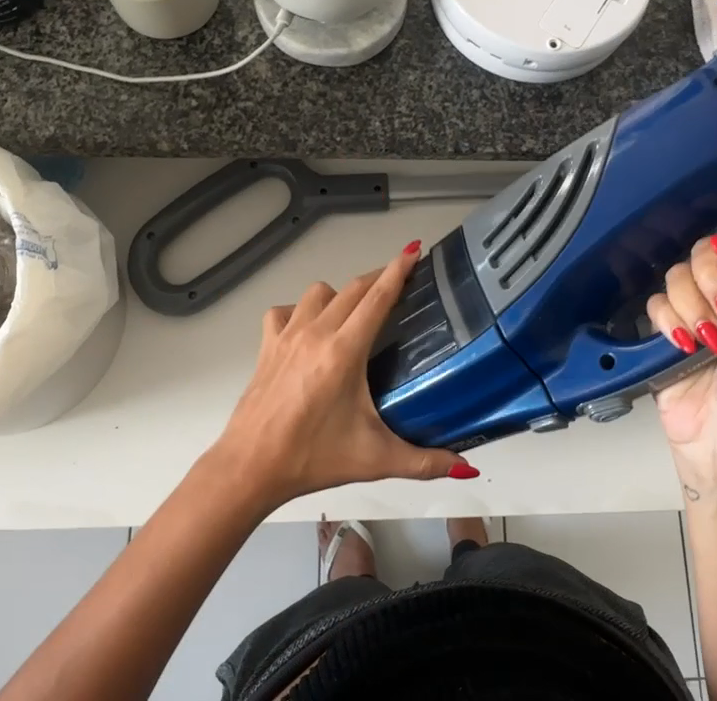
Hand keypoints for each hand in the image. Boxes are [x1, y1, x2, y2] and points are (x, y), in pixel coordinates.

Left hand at [211, 243, 471, 508]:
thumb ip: (424, 462)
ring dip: (340, 294)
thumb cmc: (313, 458)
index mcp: (344, 351)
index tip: (414, 249)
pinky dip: (299, 311)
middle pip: (353, 288)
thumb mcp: (375, 460)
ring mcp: (287, 336)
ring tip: (355, 312)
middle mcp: (316, 333)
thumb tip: (465, 467)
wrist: (250, 467)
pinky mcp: (266, 346)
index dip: (399, 270)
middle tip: (400, 281)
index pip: (378, 297)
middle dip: (379, 278)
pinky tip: (309, 329)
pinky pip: (284, 311)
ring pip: (317, 292)